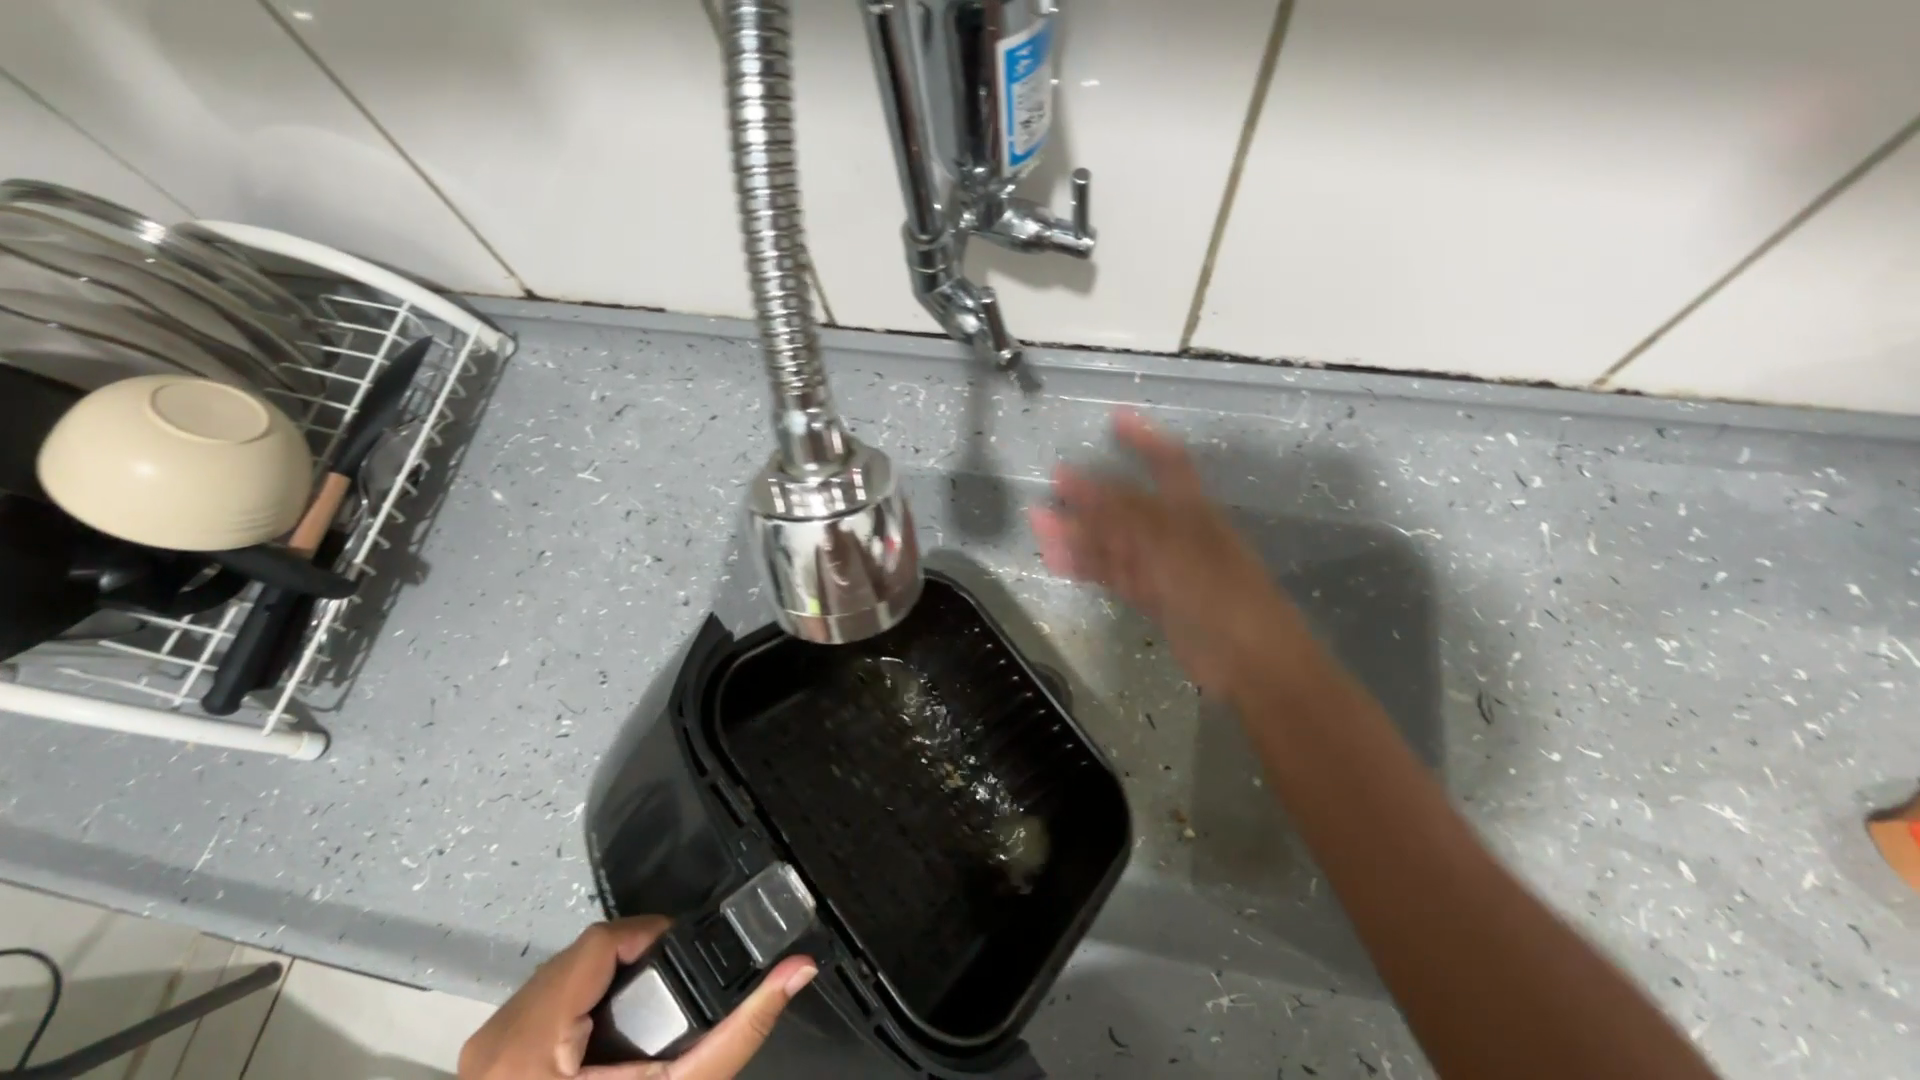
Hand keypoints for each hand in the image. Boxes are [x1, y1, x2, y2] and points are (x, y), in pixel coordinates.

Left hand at [459, 918, 817, 1079]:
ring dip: (605, 976)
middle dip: (632, 957)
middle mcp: (496, 1037)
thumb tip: (798, 969)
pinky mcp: (482, 1060)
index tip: (688, 951)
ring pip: (557, 975)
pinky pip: (538, 1003)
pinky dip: (577, 1001)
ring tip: (648, 1000)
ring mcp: (482, 1050)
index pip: (598, 942)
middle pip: (578, 955)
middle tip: (675, 980)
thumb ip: (737, 1033)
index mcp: (532, 1043)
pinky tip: (607, 1028)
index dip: (650, 933)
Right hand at [1028, 410, 1314, 698]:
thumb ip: (1122, 513)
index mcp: (1190, 510)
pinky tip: (1058, 560)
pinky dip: (1087, 566)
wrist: (1250, 659)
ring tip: (1039, 523)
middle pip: (1128, 505)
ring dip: (1080, 532)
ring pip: (1115, 543)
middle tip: (1054, 481)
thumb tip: (1077, 480)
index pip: (1166, 462)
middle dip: (1092, 493)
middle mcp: (1176, 533)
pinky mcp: (1155, 600)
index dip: (1142, 439)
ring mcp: (1164, 568)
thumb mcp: (1168, 543)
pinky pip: (1114, 575)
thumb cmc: (1217, 590)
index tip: (1115, 418)